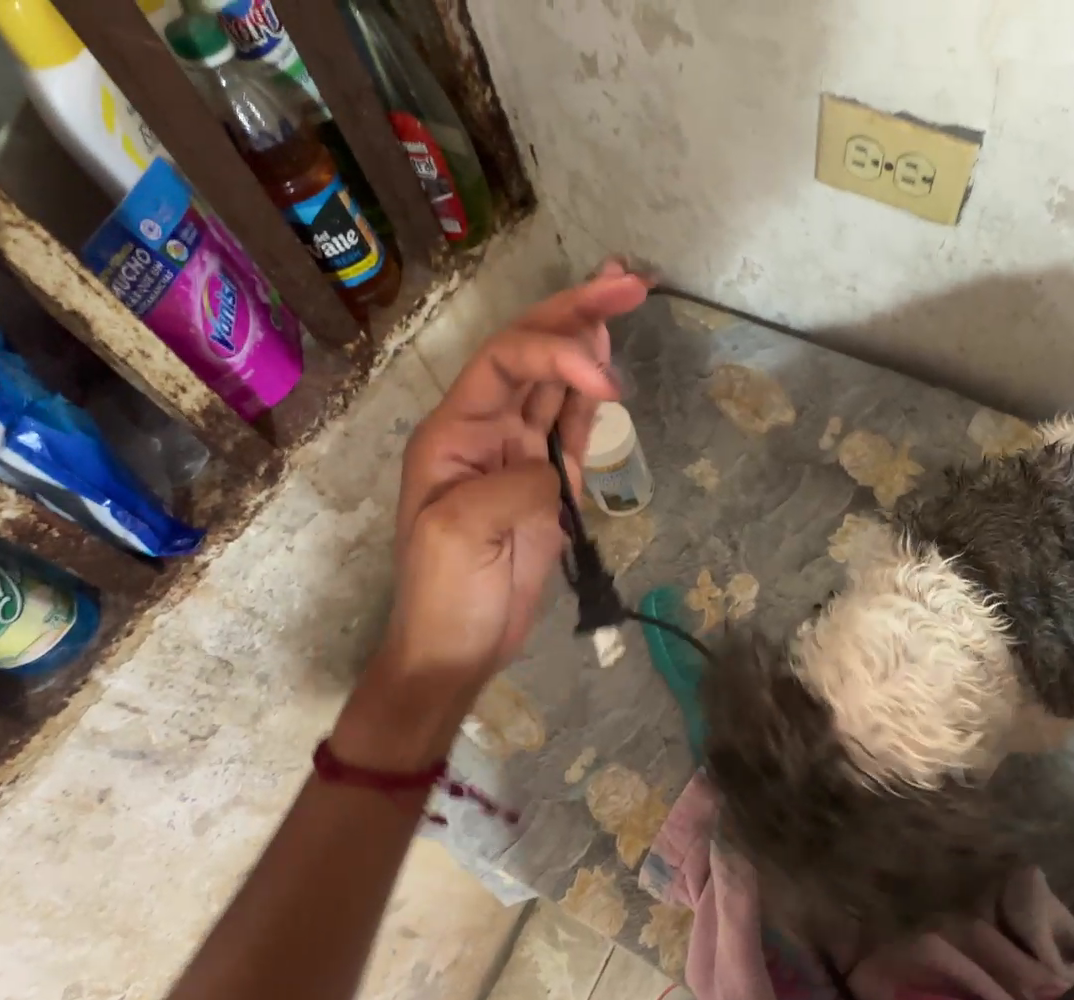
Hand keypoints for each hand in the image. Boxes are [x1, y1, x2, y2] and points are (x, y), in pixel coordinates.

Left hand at [379, 262, 649, 688]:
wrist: (457, 645)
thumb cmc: (443, 591)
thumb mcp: (462, 532)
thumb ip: (515, 484)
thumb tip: (558, 465)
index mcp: (454, 429)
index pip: (508, 363)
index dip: (559, 356)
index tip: (608, 387)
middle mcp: (487, 427)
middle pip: (533, 353)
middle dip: (577, 312)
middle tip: (629, 280)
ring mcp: (521, 453)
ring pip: (557, 382)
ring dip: (588, 340)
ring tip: (623, 297)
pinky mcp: (549, 482)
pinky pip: (573, 426)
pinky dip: (591, 395)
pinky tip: (607, 364)